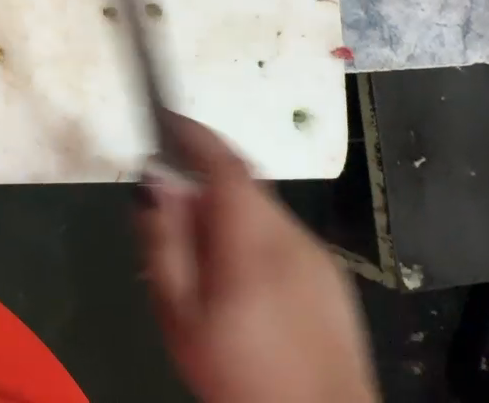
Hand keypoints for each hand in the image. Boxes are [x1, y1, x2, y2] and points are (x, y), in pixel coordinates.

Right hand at [136, 113, 377, 402]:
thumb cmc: (237, 373)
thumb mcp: (177, 308)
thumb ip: (163, 238)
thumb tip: (155, 178)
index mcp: (252, 244)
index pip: (225, 165)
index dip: (194, 133)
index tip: (164, 116)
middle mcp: (294, 241)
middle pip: (241, 186)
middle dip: (198, 184)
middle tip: (163, 215)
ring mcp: (321, 261)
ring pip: (260, 212)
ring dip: (223, 212)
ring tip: (197, 262)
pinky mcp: (333, 282)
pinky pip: (280, 237)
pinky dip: (248, 236)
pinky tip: (236, 282)